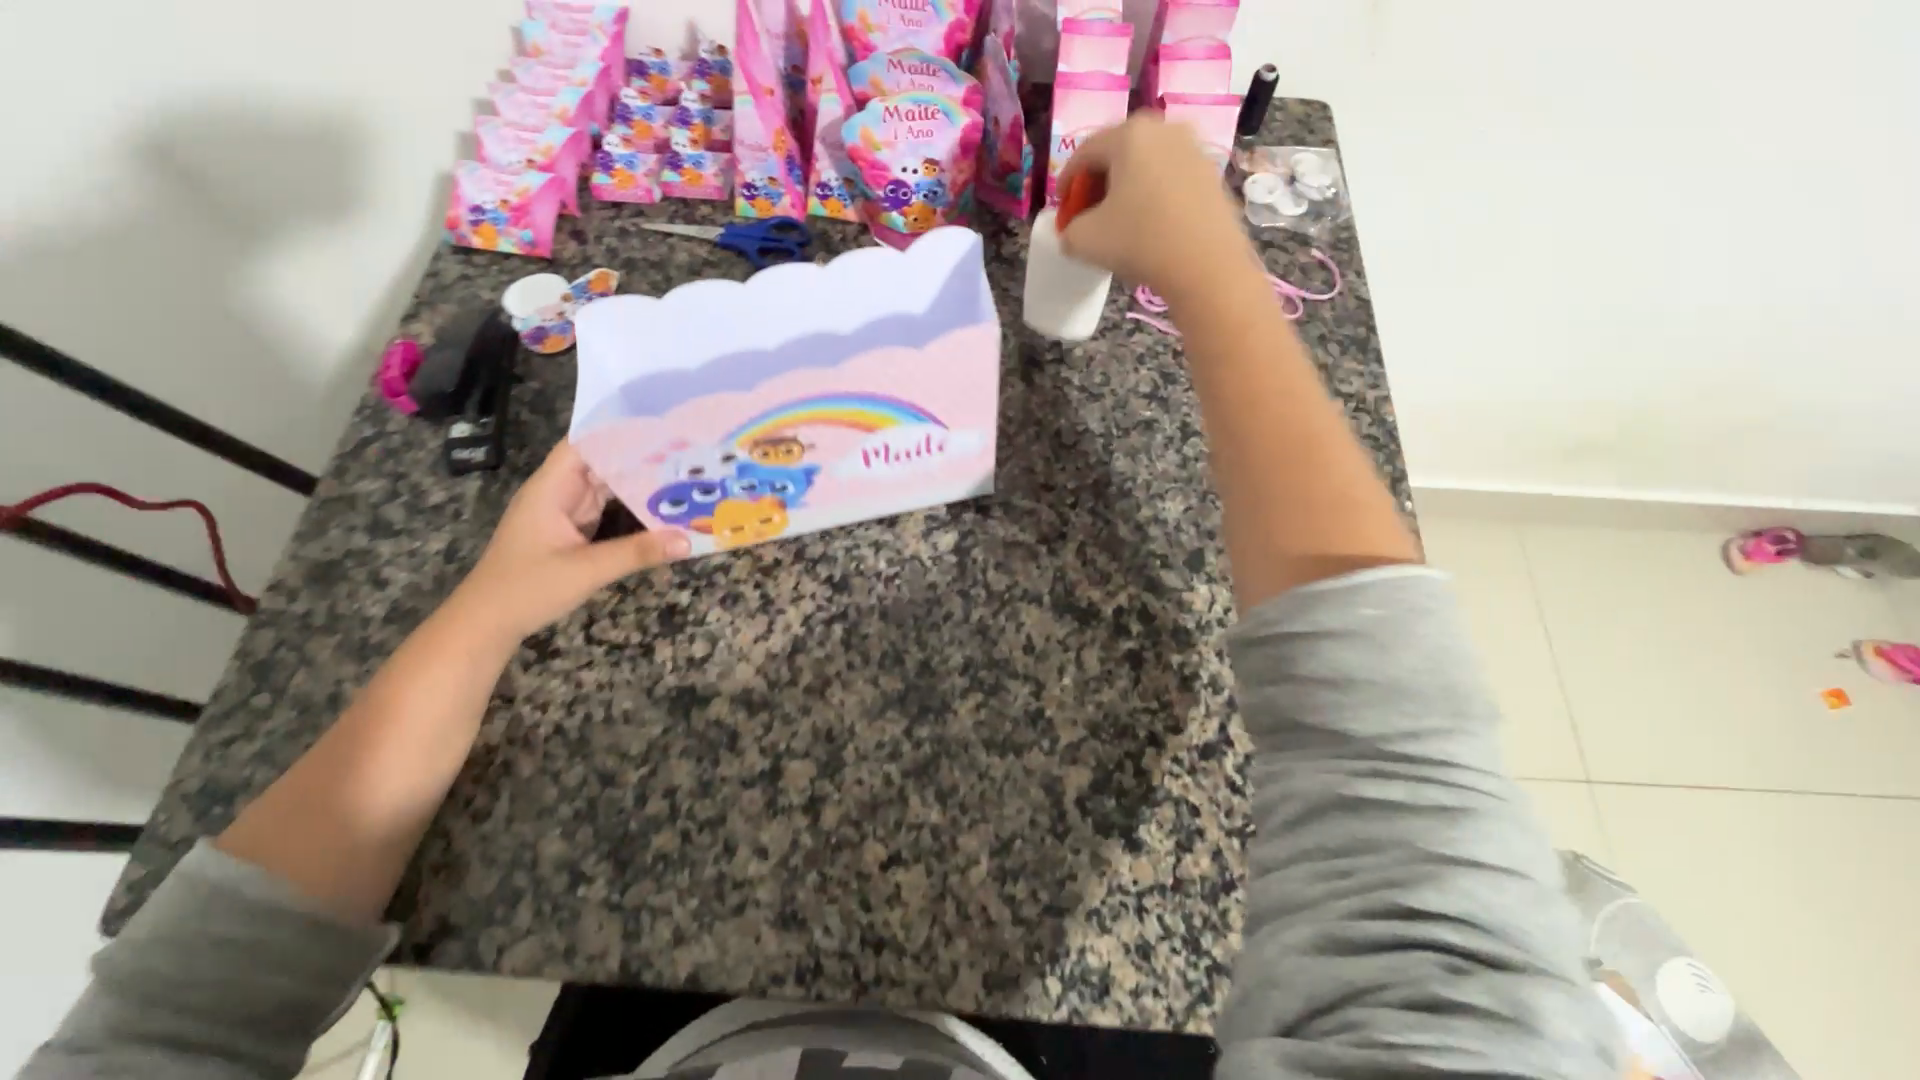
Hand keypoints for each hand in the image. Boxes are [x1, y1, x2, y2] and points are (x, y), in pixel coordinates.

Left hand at [449, 440, 688, 641]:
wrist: (486, 623)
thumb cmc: (526, 589)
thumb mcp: (587, 570)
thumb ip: (637, 552)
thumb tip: (687, 540)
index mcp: (551, 488)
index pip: (584, 443)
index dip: (618, 431)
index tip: (659, 424)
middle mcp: (557, 494)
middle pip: (600, 462)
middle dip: (638, 455)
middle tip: (684, 448)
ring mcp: (563, 514)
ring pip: (605, 487)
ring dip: (636, 481)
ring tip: (680, 472)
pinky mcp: (570, 534)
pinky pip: (604, 510)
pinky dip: (629, 505)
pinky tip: (658, 505)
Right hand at [1056, 113, 1260, 300]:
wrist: (1206, 266)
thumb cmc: (1139, 242)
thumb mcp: (1085, 240)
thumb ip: (1069, 230)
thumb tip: (1073, 231)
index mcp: (1129, 134)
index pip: (1084, 152)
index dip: (1066, 181)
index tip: (1061, 207)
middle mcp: (1163, 129)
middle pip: (1118, 153)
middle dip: (1099, 182)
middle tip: (1087, 211)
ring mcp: (1193, 149)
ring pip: (1147, 165)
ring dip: (1127, 187)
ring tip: (1118, 219)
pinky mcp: (1212, 174)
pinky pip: (1170, 178)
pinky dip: (1153, 195)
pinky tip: (1149, 223)